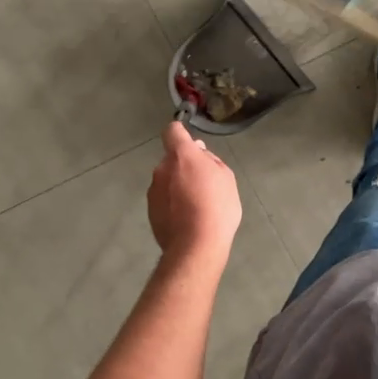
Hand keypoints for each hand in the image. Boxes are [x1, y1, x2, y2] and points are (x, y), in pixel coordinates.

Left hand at [145, 121, 240, 263]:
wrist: (196, 246)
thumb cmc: (217, 207)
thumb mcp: (226, 177)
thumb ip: (211, 161)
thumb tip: (200, 154)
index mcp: (181, 155)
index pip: (173, 131)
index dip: (180, 133)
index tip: (190, 143)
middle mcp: (162, 169)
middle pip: (172, 160)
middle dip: (185, 166)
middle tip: (204, 182)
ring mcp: (154, 191)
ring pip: (167, 180)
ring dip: (178, 186)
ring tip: (197, 205)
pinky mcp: (150, 212)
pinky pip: (164, 199)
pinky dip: (173, 204)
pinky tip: (187, 218)